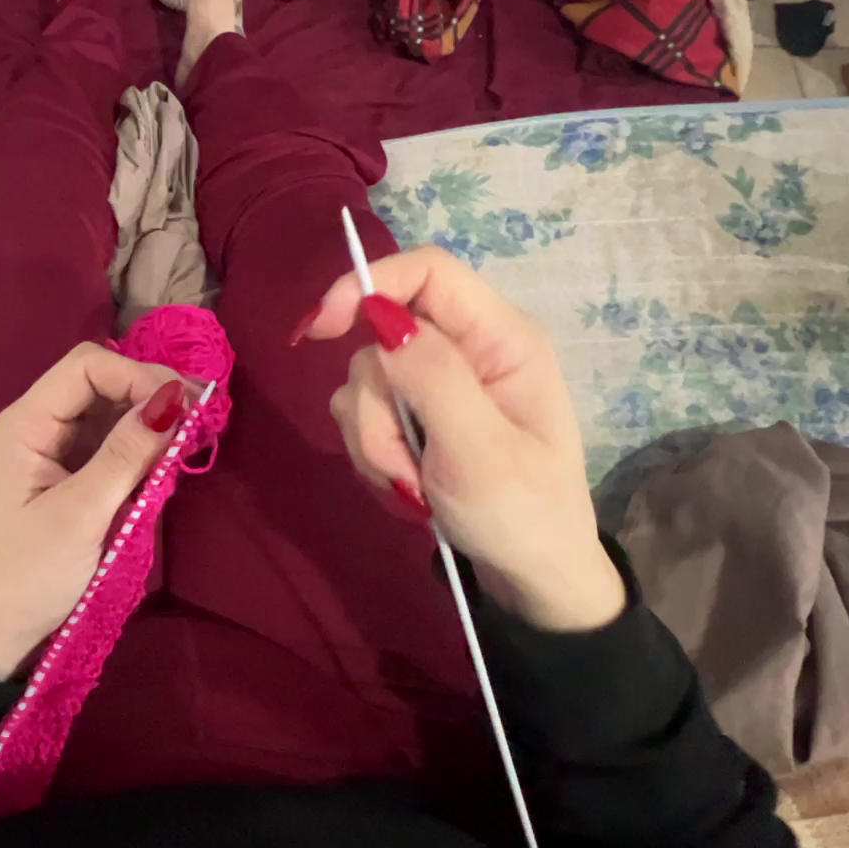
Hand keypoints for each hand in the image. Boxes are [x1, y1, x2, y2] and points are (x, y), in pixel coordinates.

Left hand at [0, 343, 188, 679]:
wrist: (1, 630)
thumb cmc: (31, 574)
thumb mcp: (81, 515)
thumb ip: (126, 455)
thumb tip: (176, 399)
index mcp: (25, 425)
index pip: (86, 367)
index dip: (138, 374)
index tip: (185, 405)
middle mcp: (39, 424)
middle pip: (101, 380)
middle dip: (150, 393)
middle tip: (199, 419)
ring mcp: (56, 447)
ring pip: (112, 410)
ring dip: (151, 420)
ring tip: (188, 441)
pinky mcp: (73, 472)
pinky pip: (113, 441)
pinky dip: (143, 446)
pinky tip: (166, 462)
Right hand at [303, 247, 624, 631]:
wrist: (528, 575)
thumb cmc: (521, 514)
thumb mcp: (480, 452)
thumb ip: (434, 379)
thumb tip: (380, 319)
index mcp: (500, 339)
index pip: (426, 272)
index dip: (366, 285)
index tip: (319, 329)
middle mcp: (465, 349)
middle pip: (380, 341)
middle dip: (374, 409)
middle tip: (401, 467)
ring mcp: (435, 384)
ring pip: (363, 383)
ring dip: (372, 440)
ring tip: (413, 485)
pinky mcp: (412, 415)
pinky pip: (360, 416)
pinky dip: (371, 453)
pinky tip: (405, 485)